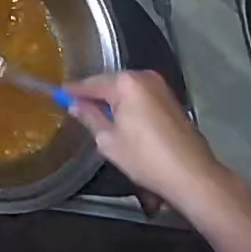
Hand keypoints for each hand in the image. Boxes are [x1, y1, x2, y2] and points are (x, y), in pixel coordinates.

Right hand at [64, 70, 227, 208]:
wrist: (192, 175)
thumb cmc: (145, 158)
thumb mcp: (109, 141)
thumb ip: (90, 117)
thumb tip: (75, 105)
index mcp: (125, 82)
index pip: (91, 83)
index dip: (73, 90)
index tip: (58, 93)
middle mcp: (143, 76)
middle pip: (110, 83)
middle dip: (95, 95)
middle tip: (77, 108)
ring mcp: (160, 86)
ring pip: (126, 90)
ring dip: (113, 100)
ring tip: (99, 117)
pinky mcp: (170, 99)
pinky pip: (141, 96)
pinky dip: (129, 105)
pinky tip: (123, 121)